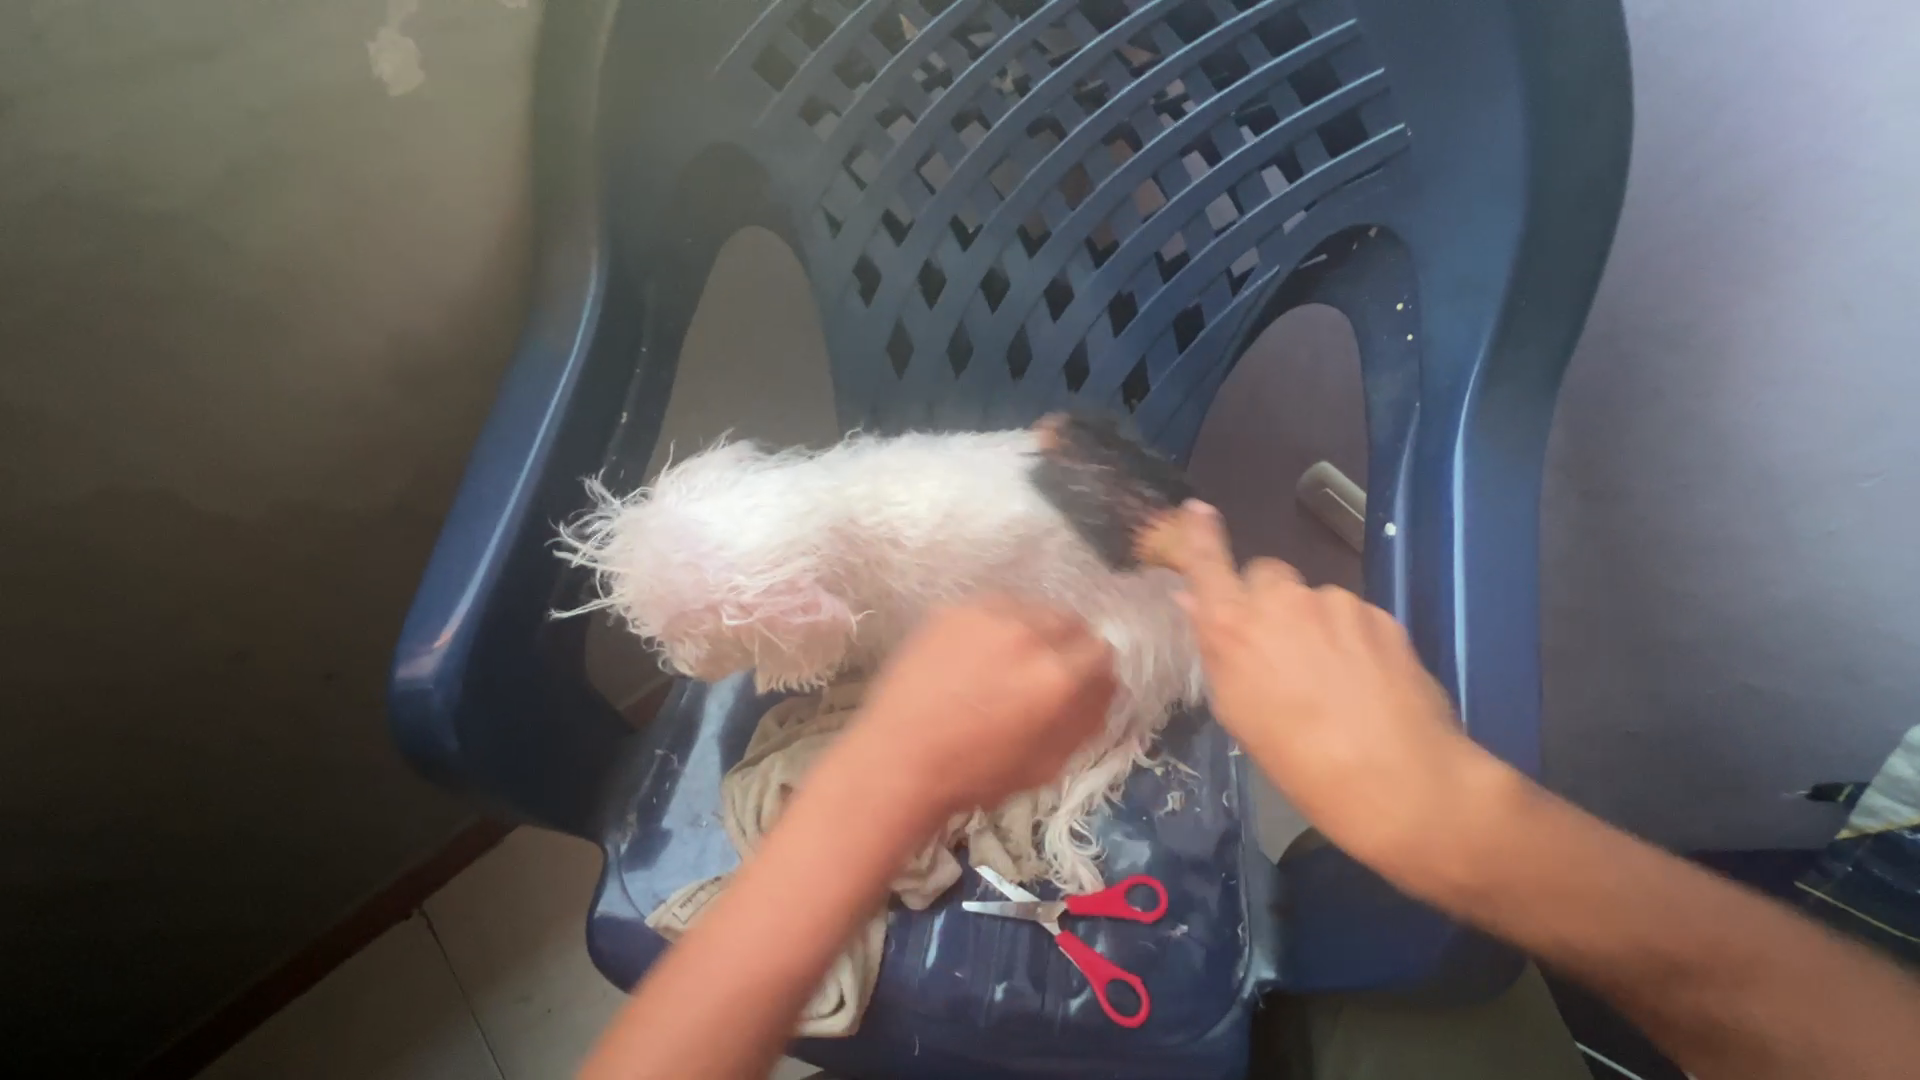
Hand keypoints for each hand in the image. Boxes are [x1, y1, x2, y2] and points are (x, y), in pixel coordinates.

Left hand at [848, 595, 1116, 819]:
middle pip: (1071, 621)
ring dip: (1032, 630)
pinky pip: (993, 607)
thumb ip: (1087, 719)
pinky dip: (996, 625)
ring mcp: (988, 615)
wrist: (898, 759)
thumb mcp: (1049, 763)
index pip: (1102, 651)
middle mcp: (1029, 634)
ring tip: (1008, 660)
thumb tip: (1109, 688)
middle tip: (1043, 671)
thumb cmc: (976, 774)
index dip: (1093, 671)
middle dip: (1066, 645)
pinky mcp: (953, 609)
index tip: (1079, 684)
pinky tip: (978, 653)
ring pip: (1032, 608)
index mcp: (1059, 676)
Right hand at [1162, 501, 1500, 877]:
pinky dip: (1351, 639)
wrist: (1399, 779)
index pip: (1208, 564)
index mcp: (1234, 627)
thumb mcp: (1238, 710)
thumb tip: (1197, 604)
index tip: (1197, 510)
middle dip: (1267, 600)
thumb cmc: (1297, 759)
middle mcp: (1281, 602)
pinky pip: (1352, 616)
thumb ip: (1217, 649)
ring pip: (1313, 600)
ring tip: (1331, 680)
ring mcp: (1335, 604)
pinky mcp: (1380, 615)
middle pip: (1266, 577)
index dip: (1200, 536)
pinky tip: (1364, 682)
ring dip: (1313, 624)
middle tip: (1279, 647)